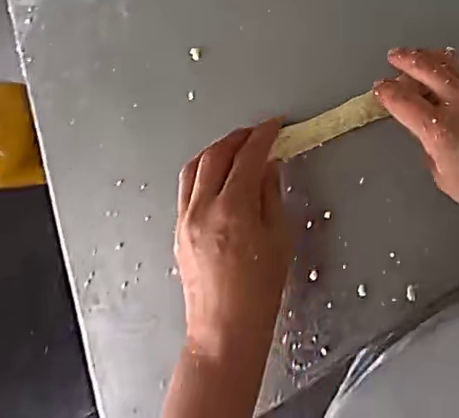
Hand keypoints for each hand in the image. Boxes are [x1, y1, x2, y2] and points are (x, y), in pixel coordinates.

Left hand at [174, 119, 292, 363]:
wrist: (224, 332)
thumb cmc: (259, 292)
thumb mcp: (279, 238)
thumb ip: (271, 194)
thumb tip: (268, 166)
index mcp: (233, 209)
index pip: (248, 156)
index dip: (263, 135)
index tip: (274, 126)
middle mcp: (204, 208)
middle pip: (217, 154)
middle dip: (238, 137)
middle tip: (257, 133)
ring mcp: (186, 218)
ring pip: (195, 166)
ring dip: (217, 150)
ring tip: (235, 147)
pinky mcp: (178, 230)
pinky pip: (187, 187)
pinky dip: (203, 171)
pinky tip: (218, 175)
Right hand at [374, 48, 458, 238]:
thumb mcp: (445, 179)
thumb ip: (430, 148)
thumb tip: (426, 131)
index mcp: (439, 129)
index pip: (402, 100)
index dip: (386, 92)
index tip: (378, 88)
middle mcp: (457, 103)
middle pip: (425, 68)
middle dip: (405, 59)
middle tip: (394, 56)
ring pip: (449, 61)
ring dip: (429, 55)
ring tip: (419, 55)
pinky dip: (451, 66)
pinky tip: (449, 73)